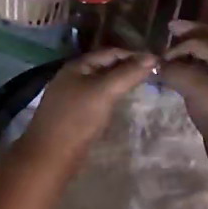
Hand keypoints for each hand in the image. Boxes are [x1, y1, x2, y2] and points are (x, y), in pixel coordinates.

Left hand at [21, 48, 155, 161]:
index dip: (133, 55)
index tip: (157, 62)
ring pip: (101, 84)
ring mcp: (71, 97)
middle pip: (105, 67)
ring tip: (143, 87)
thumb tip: (152, 57)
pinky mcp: (73, 115)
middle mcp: (72, 78)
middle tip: (154, 74)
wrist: (50, 156)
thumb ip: (127, 73)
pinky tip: (121, 104)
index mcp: (76, 66)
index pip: (110, 53)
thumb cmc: (77, 119)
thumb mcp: (104, 91)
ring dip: (120, 83)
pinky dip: (111, 98)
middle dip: (127, 68)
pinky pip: (96, 99)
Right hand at [159, 21, 207, 164]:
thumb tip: (154, 65)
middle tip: (172, 28)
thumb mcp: (195, 88)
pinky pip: (206, 74)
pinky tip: (179, 76)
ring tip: (172, 54)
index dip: (178, 46)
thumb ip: (174, 72)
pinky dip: (192, 68)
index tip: (160, 59)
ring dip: (191, 51)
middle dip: (192, 32)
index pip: (201, 41)